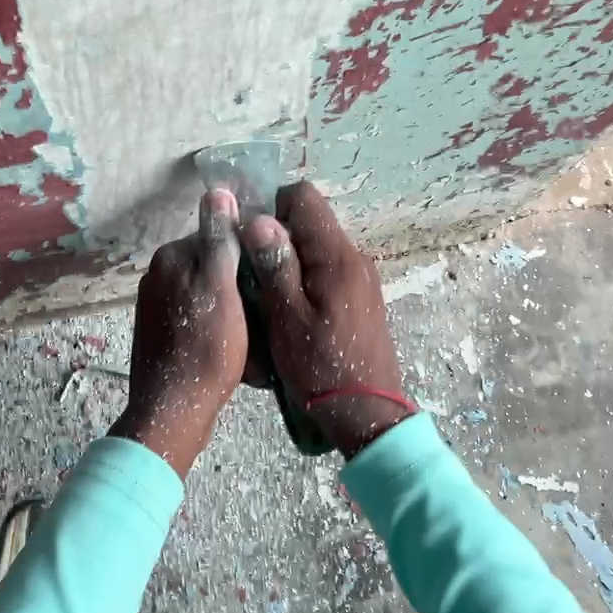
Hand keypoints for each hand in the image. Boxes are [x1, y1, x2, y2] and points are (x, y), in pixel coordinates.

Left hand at [109, 188, 248, 478]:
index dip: (245, 255)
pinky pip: (196, 317)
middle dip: (237, 283)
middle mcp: (156, 274)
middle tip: (261, 310)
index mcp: (170, 257)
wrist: (173, 410)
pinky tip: (231, 348)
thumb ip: (220, 240)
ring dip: (229, 307)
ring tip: (250, 333)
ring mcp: (155, 304)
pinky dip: (214, 327)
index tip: (266, 278)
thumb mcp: (221, 288)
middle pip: (211, 265)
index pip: (217, 237)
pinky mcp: (159, 331)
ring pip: (206, 293)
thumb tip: (218, 190)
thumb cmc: (205, 348)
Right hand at [239, 182, 409, 457]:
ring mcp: (359, 277)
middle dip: (274, 235)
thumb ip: (274, 264)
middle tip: (248, 269)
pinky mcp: (358, 296)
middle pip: (308, 220)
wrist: (366, 415)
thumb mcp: (286, 316)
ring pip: (313, 245)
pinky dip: (301, 276)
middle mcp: (353, 257)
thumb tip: (259, 218)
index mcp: (337, 256)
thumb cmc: (321, 368)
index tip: (246, 236)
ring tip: (263, 292)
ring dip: (285, 258)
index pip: (303, 197)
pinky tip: (285, 307)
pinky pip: (324, 268)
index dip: (270, 206)